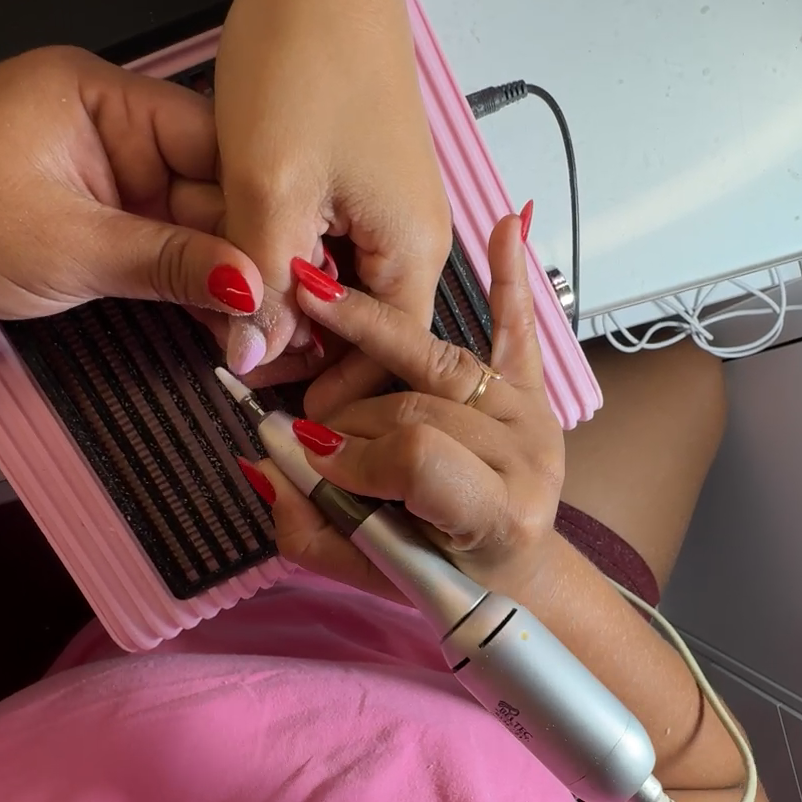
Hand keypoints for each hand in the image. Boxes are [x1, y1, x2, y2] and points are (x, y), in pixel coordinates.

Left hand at [0, 47, 262, 373]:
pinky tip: (231, 328)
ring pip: (199, 230)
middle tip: (290, 319)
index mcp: (100, 98)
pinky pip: (172, 253)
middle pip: (213, 192)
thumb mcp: (69, 246)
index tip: (297, 266)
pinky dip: (197, 292)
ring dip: (228, 285)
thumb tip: (259, 290)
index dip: (257, 205)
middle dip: (248, 258)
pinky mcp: (107, 223)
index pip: (212, 143)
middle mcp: (115, 131)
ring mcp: (113, 181)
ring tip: (266, 336)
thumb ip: (173, 264)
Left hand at [212, 0, 451, 379]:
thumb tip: (253, 354)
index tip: (283, 405)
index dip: (334, 385)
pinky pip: (339, 253)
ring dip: (296, 309)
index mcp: (414, 251)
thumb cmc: (310, 58)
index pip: (386, 354)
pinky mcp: (371, 190)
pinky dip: (299, 268)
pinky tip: (256, 262)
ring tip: (238, 312)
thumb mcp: (269, 187)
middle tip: (244, 355)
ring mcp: (397, 214)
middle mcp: (417, 240)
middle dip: (308, 350)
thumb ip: (260, 283)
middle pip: (369, 329)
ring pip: (348, 293)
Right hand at [252, 214, 560, 601]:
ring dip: (371, 338)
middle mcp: (530, 457)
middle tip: (311, 428)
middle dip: (348, 416)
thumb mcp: (371, 575)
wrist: (509, 567)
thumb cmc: (441, 576)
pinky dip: (509, 278)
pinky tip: (505, 225)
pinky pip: (517, 329)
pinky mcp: (531, 391)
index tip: (311, 456)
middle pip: (420, 407)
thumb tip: (269, 465)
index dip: (355, 455)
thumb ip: (314, 533)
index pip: (419, 457)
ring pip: (439, 362)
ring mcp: (532, 416)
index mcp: (501, 514)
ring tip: (321, 320)